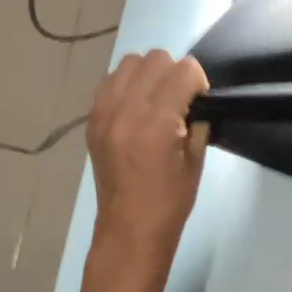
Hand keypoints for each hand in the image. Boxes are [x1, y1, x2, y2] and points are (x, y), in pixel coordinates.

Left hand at [86, 50, 210, 247]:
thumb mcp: (196, 158)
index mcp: (157, 122)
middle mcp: (127, 110)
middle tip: (179, 100)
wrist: (128, 232)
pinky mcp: (92, 121)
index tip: (199, 101)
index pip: (184, 69)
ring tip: (155, 99)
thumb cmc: (170, 200)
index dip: (198, 82)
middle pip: (156, 58)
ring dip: (149, 73)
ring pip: (131, 62)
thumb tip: (195, 97)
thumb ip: (197, 118)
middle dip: (174, 72)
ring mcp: (104, 114)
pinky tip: (135, 106)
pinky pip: (110, 81)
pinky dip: (126, 84)